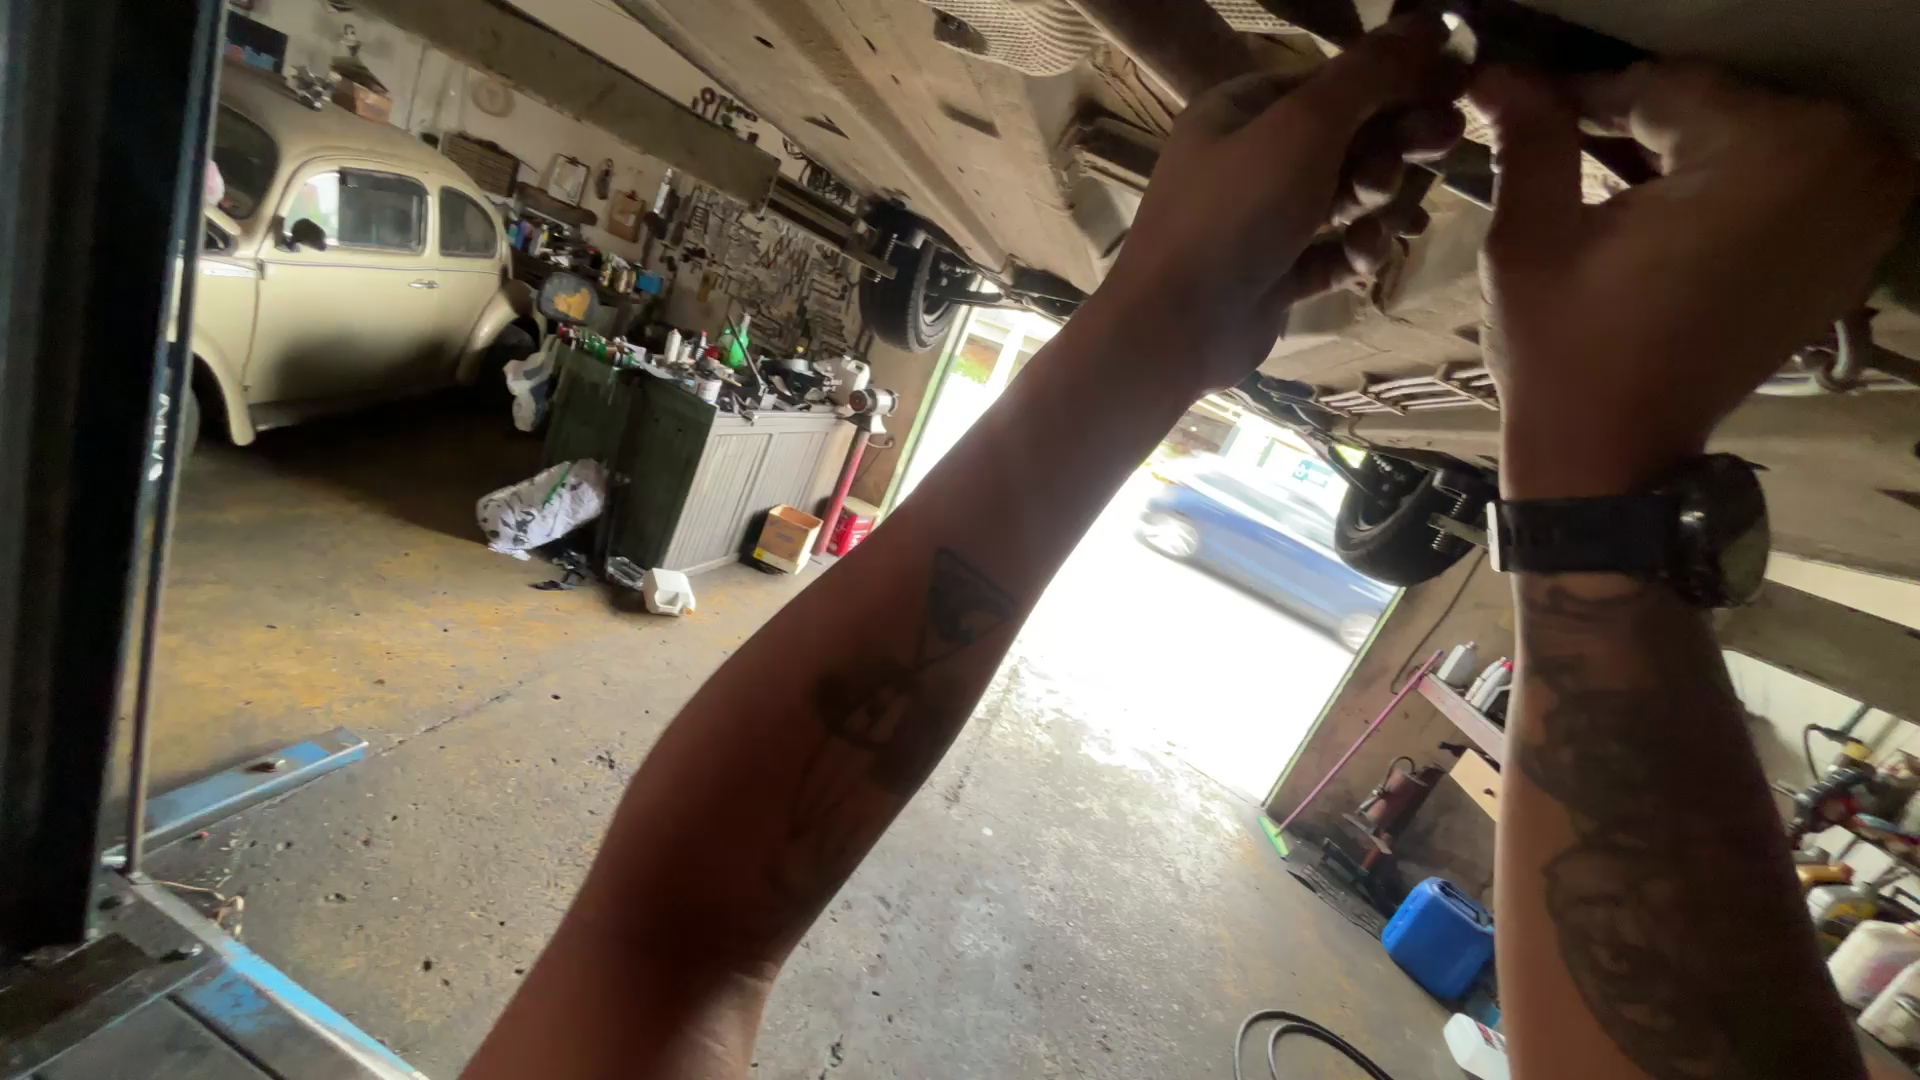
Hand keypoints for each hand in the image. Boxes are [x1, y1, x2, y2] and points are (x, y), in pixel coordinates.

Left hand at [1092, 15, 1464, 391]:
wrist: (1174, 328)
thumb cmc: (1232, 215)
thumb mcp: (1302, 126)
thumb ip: (1369, 74)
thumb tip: (1430, 22)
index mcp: (1238, 113)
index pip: (1331, 82)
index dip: (1394, 80)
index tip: (1453, 83)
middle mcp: (1245, 164)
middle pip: (1343, 139)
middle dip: (1394, 139)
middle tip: (1442, 140)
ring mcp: (1258, 226)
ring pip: (1341, 199)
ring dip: (1375, 196)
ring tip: (1379, 204)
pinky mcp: (1271, 278)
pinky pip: (1329, 254)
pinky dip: (1354, 250)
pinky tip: (1366, 252)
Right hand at [1475, 63, 1915, 498]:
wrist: (1608, 449)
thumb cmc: (1557, 348)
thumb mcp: (1527, 241)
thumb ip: (1531, 143)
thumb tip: (1497, 75)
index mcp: (1769, 150)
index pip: (1663, 87)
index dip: (1581, 96)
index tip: (1524, 103)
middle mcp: (1851, 159)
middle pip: (1721, 108)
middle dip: (1637, 125)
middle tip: (1564, 144)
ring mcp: (1869, 208)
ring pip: (1758, 141)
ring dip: (1681, 153)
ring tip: (1607, 183)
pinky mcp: (1855, 249)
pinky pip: (1789, 186)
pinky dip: (1726, 190)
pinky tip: (1661, 219)